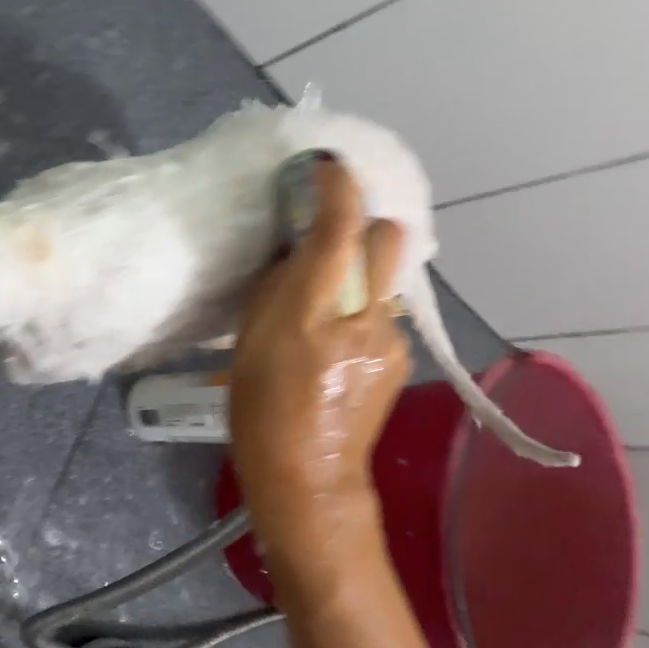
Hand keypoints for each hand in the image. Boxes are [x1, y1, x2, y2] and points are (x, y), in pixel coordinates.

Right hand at [228, 158, 408, 582]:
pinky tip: (338, 350)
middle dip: (363, 228)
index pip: (339, 228)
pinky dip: (364, 316)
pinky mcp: (400, 360)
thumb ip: (275, 294)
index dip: (335, 188)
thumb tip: (294, 259)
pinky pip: (385, 316)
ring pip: (387, 280)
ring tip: (327, 312)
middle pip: (389, 238)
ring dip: (362, 278)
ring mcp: (390, 339)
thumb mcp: (247, 347)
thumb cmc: (259, 413)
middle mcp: (364, 316)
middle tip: (328, 248)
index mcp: (313, 312)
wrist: (308, 477)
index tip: (323, 170)